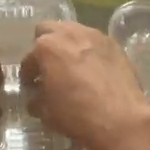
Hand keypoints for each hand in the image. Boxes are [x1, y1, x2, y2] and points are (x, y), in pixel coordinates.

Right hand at [23, 21, 149, 149]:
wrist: (121, 119)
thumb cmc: (77, 115)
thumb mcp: (46, 112)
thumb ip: (36, 99)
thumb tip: (36, 97)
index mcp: (46, 48)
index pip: (28, 60)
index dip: (28, 75)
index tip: (31, 87)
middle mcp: (68, 33)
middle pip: (47, 31)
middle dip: (44, 47)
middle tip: (49, 68)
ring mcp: (93, 35)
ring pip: (72, 32)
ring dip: (67, 45)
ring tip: (71, 66)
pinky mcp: (113, 43)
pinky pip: (93, 41)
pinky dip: (87, 51)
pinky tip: (92, 69)